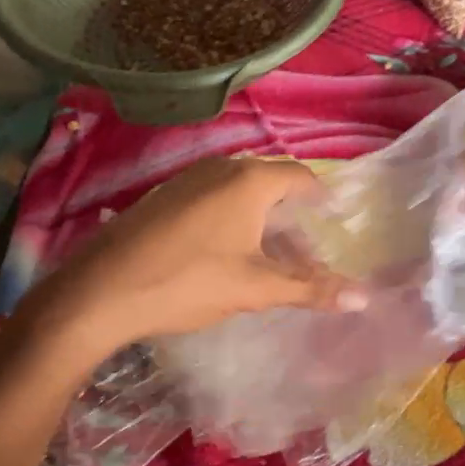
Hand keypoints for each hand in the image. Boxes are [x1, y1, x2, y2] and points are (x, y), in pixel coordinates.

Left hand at [9, 157, 364, 372]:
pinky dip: (232, 221)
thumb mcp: (256, 288)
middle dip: (293, 216)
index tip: (335, 219)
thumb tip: (364, 297)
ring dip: (261, 220)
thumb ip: (311, 288)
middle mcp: (220, 168)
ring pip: (239, 193)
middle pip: (270, 184)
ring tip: (271, 258)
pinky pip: (212, 200)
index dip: (322, 197)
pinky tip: (226, 255)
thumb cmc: (188, 281)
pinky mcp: (162, 198)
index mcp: (249, 180)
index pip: (301, 177)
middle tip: (307, 250)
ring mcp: (186, 181)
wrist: (100, 291)